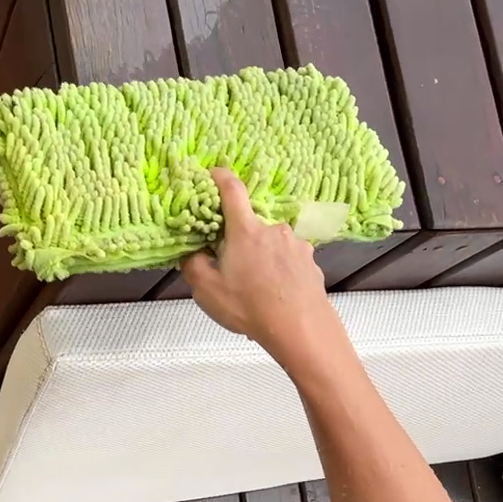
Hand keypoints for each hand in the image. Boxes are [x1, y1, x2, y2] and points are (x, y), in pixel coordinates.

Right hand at [181, 168, 329, 344]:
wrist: (299, 327)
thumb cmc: (248, 306)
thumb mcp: (206, 290)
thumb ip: (193, 264)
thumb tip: (192, 251)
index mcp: (245, 231)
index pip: (232, 191)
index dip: (220, 178)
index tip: (212, 174)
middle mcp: (273, 229)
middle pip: (250, 226)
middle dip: (238, 240)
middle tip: (229, 266)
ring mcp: (296, 244)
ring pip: (270, 244)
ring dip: (259, 258)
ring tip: (253, 288)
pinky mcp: (310, 261)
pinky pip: (287, 260)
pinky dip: (277, 272)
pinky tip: (273, 294)